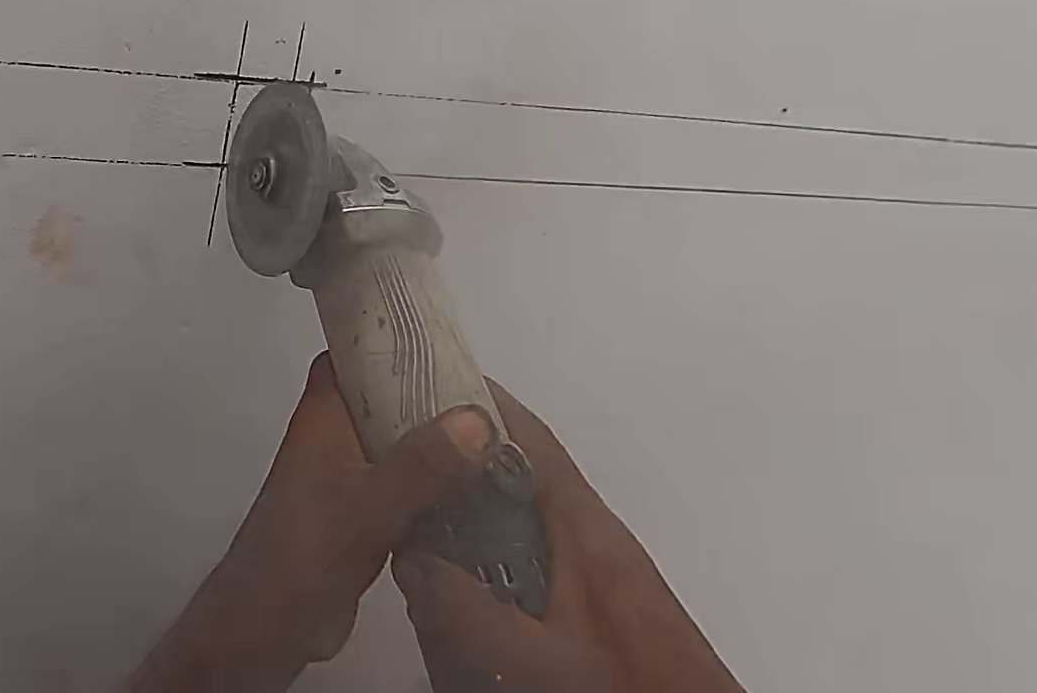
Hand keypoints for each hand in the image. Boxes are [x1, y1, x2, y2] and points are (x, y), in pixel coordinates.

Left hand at [129, 353, 493, 692]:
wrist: (277, 612)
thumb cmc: (307, 545)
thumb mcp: (369, 501)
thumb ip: (421, 464)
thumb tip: (476, 420)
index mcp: (323, 417)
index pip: (345, 359)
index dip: (380, 344)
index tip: (429, 340)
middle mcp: (331, 437)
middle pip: (376, 398)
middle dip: (420, 394)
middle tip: (477, 396)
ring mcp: (343, 475)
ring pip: (390, 442)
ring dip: (429, 441)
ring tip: (486, 440)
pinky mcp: (358, 512)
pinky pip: (399, 482)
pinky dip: (429, 482)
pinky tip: (471, 494)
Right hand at [393, 380, 745, 692]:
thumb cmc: (638, 690)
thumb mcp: (545, 661)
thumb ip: (468, 610)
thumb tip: (407, 559)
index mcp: (582, 522)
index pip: (525, 433)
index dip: (476, 396)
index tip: (424, 375)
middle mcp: (586, 530)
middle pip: (511, 460)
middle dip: (455, 442)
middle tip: (398, 436)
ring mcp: (588, 561)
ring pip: (514, 500)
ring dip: (466, 489)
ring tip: (410, 496)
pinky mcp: (587, 592)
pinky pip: (520, 536)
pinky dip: (481, 529)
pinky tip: (453, 560)